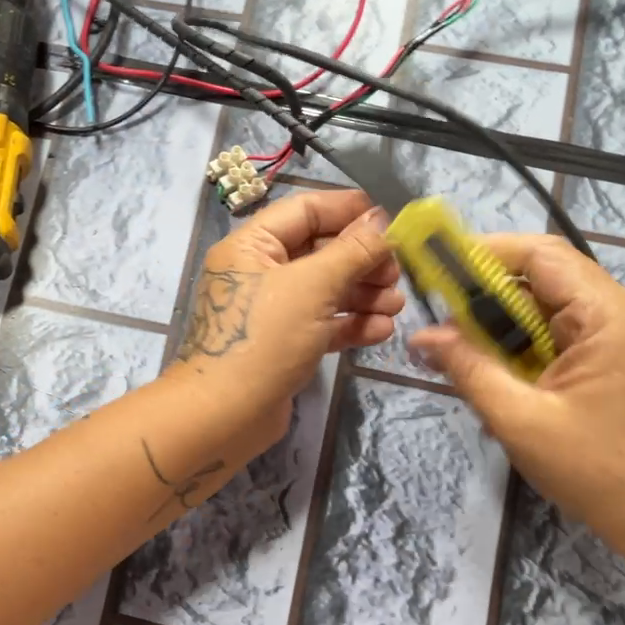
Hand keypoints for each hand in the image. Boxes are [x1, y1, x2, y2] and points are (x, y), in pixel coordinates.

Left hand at [173, 188, 403, 441]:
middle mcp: (257, 273)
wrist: (225, 414)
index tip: (393, 220)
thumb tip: (381, 218)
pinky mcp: (283, 345)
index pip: (305, 211)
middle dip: (363, 260)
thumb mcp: (312, 285)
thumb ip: (351, 250)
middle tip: (398, 274)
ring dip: (364, 293)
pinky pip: (323, 324)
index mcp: (251, 246)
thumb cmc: (263, 339)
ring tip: (395, 306)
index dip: (350, 210)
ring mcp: (271, 311)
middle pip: (320, 250)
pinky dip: (351, 323)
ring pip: (326, 289)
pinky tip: (381, 330)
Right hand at [410, 234, 624, 569]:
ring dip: (510, 328)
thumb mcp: (519, 421)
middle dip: (490, 299)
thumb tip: (422, 336)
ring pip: (559, 310)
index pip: (542, 256)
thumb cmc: (600, 473)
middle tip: (444, 329)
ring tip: (473, 363)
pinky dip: (536, 347)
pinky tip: (512, 380)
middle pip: (549, 281)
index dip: (484, 253)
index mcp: (612, 317)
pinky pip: (575, 334)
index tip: (436, 268)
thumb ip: (468, 369)